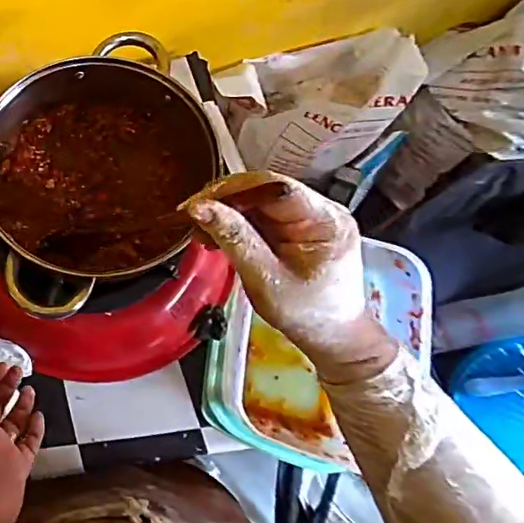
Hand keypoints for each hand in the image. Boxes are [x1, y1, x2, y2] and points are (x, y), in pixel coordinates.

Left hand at [0, 363, 42, 522]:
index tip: (3, 364)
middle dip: (6, 385)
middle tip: (19, 370)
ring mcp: (1, 448)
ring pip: (13, 420)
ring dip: (21, 404)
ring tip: (30, 389)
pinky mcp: (18, 464)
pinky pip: (29, 442)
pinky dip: (34, 428)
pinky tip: (39, 416)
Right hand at [182, 171, 397, 383]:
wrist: (332, 336)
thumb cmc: (304, 313)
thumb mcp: (264, 279)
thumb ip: (234, 239)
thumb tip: (199, 208)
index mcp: (324, 220)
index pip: (273, 187)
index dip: (231, 190)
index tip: (197, 205)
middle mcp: (320, 209)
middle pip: (263, 189)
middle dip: (223, 201)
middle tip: (191, 220)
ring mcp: (308, 217)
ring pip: (256, 200)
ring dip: (225, 212)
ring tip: (201, 233)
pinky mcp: (296, 227)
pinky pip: (259, 214)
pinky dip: (234, 222)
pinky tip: (217, 237)